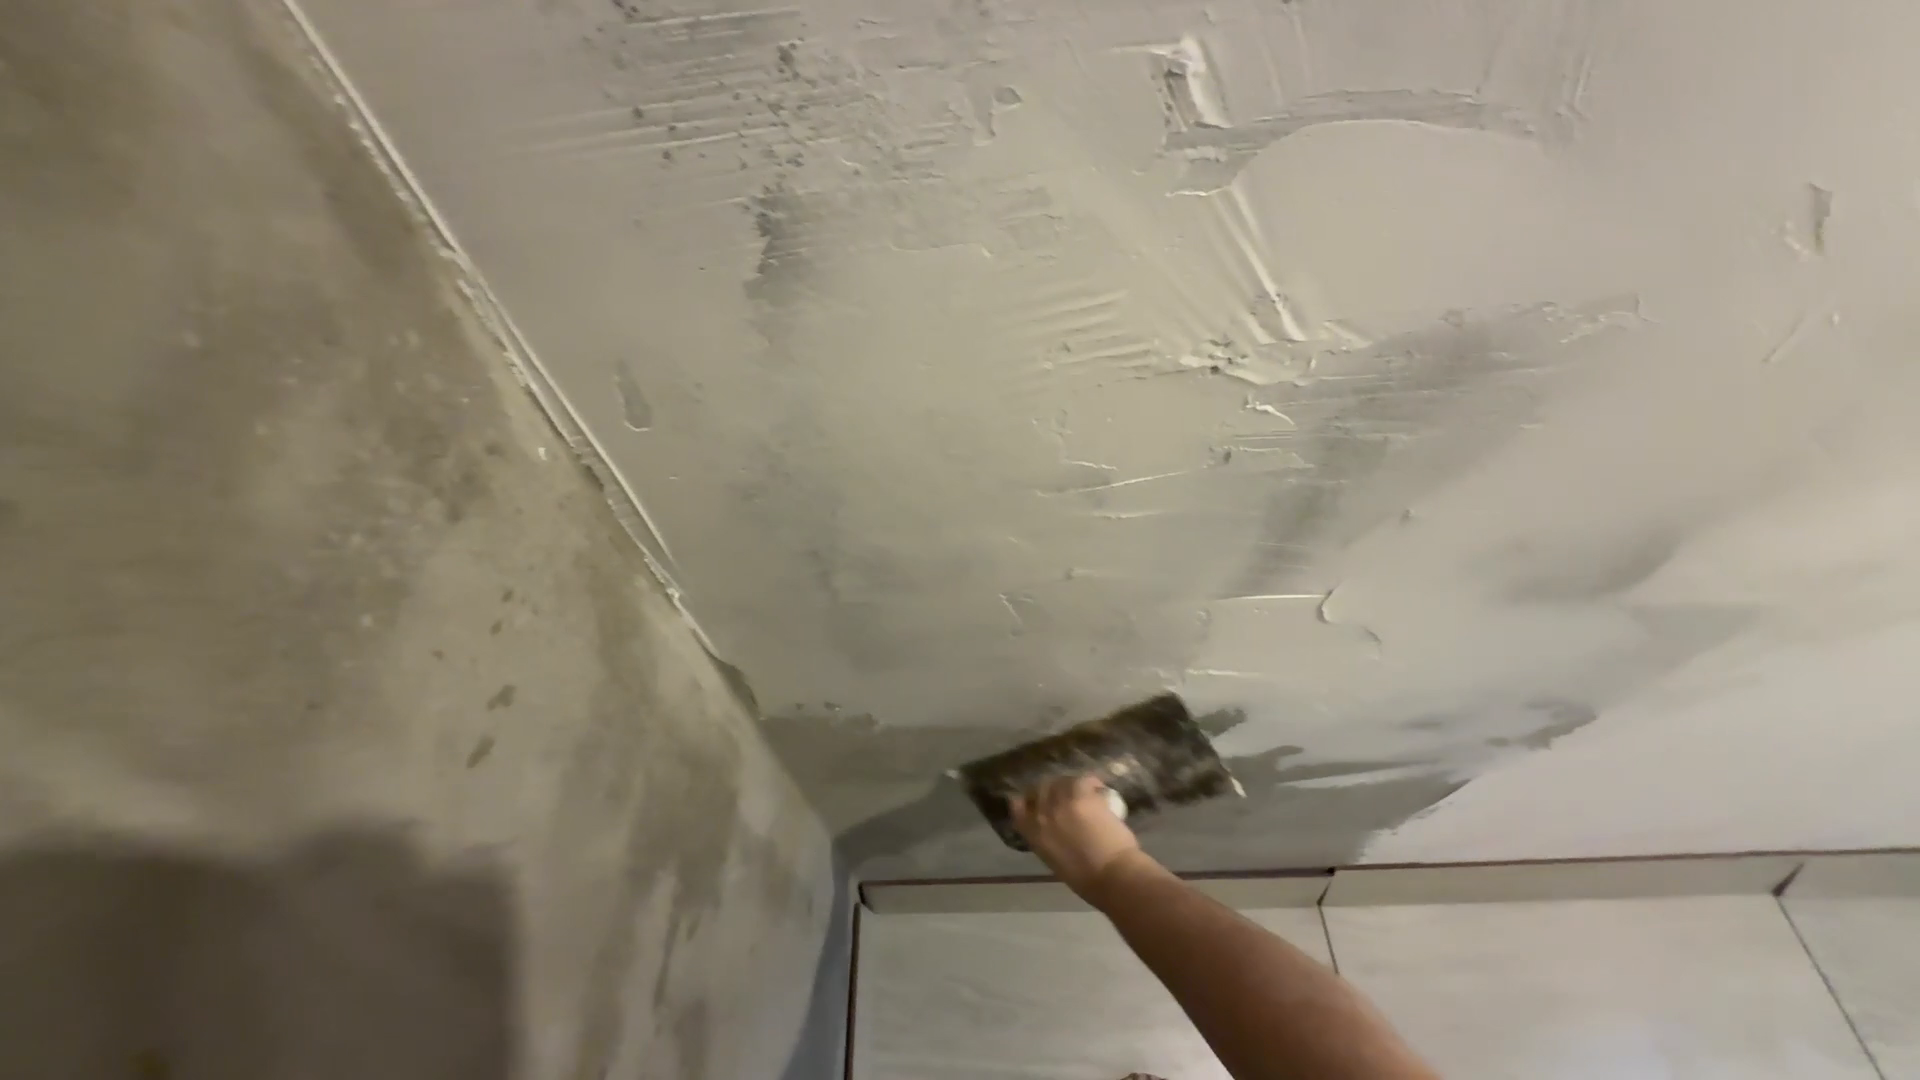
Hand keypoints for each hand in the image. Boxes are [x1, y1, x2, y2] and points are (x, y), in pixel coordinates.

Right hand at [1009, 775, 1148, 897]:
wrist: (1113, 875)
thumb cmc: (1087, 880)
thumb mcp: (1055, 861)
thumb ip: (1048, 840)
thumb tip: (1054, 828)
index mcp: (1033, 834)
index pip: (1017, 806)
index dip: (1028, 801)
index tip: (1037, 801)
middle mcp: (1042, 813)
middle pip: (1040, 788)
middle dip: (1050, 790)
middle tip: (1065, 795)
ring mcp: (1061, 802)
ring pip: (1060, 781)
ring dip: (1070, 785)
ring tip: (1083, 793)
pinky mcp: (1081, 794)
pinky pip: (1082, 780)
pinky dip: (1091, 783)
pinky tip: (1099, 791)